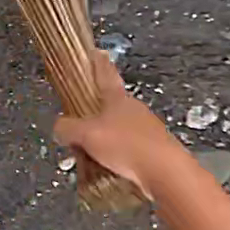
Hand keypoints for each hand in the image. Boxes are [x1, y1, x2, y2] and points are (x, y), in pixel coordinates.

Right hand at [52, 56, 187, 201]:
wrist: (169, 176)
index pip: (105, 75)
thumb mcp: (84, 135)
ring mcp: (150, 130)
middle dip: (96, 114)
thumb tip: (59, 128)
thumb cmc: (126, 146)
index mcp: (117, 98)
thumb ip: (66, 129)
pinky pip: (133, 149)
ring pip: (122, 129)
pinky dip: (121, 156)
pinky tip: (113, 168)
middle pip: (111, 105)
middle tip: (81, 126)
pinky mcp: (159, 152)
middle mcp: (135, 109)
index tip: (97, 52)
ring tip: (94, 155)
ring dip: (109, 138)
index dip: (98, 64)